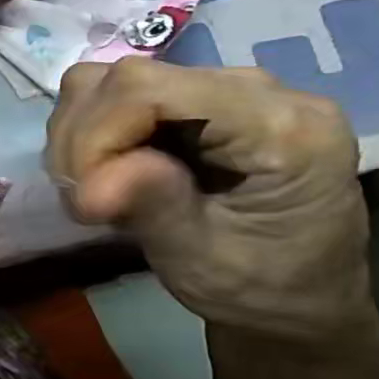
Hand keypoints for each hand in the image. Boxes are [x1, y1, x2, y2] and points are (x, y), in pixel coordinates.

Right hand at [44, 60, 370, 342]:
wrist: (297, 299)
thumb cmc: (260, 290)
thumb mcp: (204, 264)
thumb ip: (155, 210)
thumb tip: (92, 183)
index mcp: (280, 127)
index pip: (148, 89)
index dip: (95, 133)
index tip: (85, 198)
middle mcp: (258, 90)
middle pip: (126, 78)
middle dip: (84, 138)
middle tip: (82, 200)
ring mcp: (225, 88)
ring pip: (112, 79)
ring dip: (82, 134)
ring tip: (93, 188)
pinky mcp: (198, 97)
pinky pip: (120, 93)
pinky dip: (94, 130)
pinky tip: (107, 170)